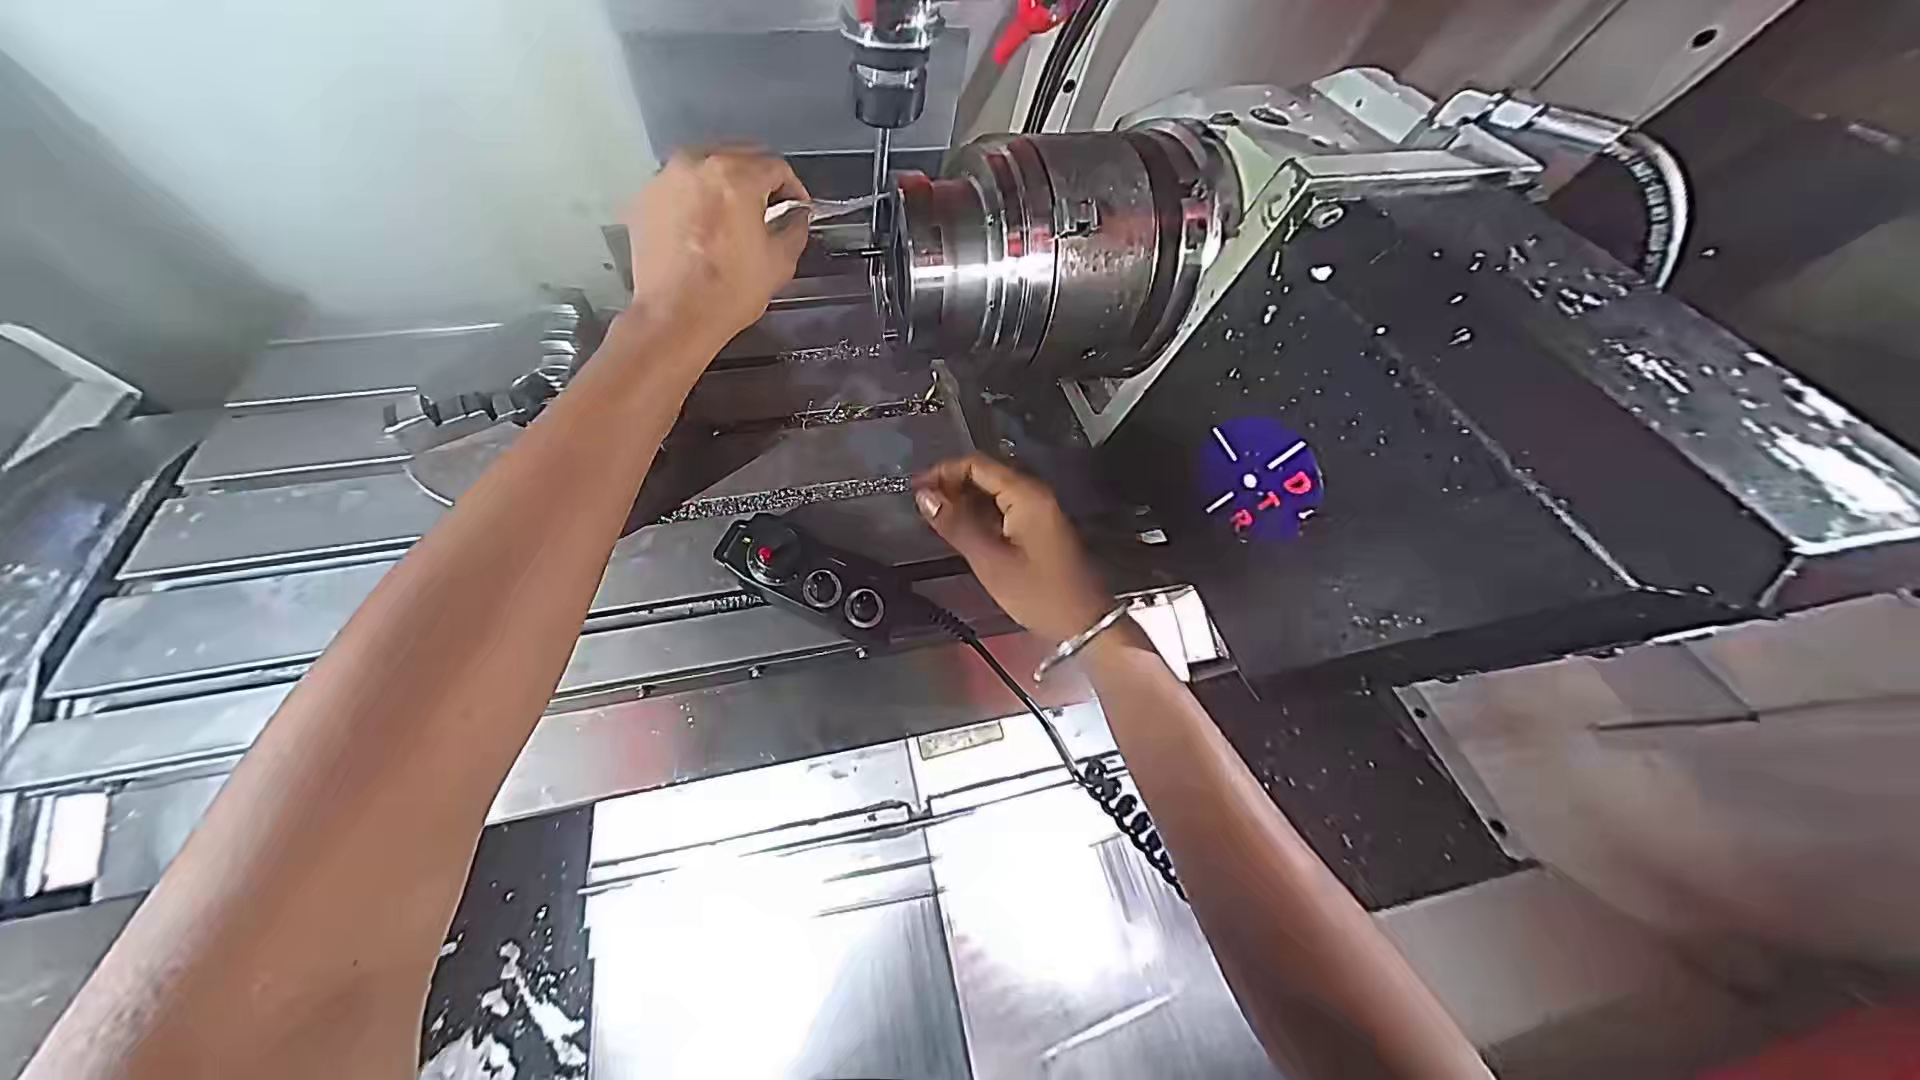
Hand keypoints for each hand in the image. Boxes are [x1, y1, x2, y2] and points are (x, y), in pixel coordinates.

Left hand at [622, 147, 810, 346]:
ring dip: (727, 185)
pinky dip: (698, 198)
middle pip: (739, 156)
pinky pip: (682, 186)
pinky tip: (707, 228)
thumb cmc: (727, 292)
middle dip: (760, 180)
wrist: (676, 316)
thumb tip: (796, 219)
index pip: (775, 166)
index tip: (797, 206)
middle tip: (771, 209)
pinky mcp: (647, 198)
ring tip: (737, 218)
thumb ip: (794, 230)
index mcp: (735, 177)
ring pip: (708, 167)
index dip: (793, 188)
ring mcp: (667, 179)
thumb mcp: (778, 263)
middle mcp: (697, 166)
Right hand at [915, 455, 1113, 643]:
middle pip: (986, 474)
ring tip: (935, 518)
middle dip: (951, 485)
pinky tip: (960, 529)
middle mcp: (1035, 495)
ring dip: (963, 501)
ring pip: (993, 493)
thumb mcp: (990, 561)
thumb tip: (925, 497)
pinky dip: (979, 515)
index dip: (943, 472)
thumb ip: (955, 525)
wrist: (1083, 622)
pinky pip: (1003, 509)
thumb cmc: (1039, 594)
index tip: (916, 488)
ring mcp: (1038, 511)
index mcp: (1026, 495)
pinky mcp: (1038, 528)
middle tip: (923, 505)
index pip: (977, 464)